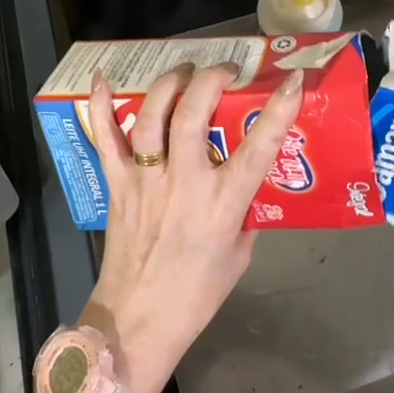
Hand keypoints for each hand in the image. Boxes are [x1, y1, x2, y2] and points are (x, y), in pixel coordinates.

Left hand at [79, 62, 302, 392]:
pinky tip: (102, 78)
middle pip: (193, 114)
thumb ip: (245, 212)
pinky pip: (105, 138)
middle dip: (212, 79)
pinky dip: (100, 105)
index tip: (292, 80)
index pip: (258, 147)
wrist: (137, 323)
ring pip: (152, 116)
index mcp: (222, 204)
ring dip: (170, 83)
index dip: (278, 109)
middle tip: (224, 70)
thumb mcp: (238, 255)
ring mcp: (145, 180)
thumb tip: (248, 181)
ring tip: (185, 70)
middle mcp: (183, 182)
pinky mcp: (116, 184)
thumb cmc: (195, 295)